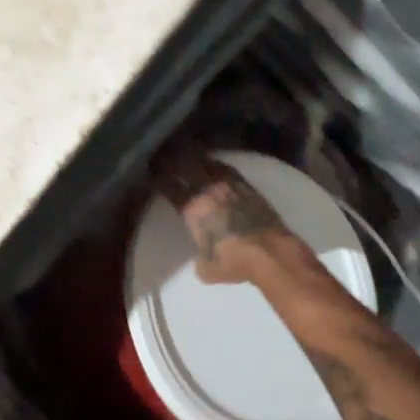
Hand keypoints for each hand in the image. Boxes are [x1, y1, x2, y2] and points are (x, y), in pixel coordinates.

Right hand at [148, 138, 292, 284]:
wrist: (270, 252)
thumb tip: (202, 257)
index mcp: (192, 209)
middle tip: (163, 152)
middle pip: (185, 166)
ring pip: (206, 162)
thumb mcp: (207, 268)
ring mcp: (228, 185)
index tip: (149, 172)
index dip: (157, 178)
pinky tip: (214, 163)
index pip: (169, 187)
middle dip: (171, 158)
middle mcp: (207, 191)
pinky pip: (227, 168)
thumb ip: (199, 258)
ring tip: (186, 150)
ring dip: (194, 156)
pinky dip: (216, 163)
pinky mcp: (247, 186)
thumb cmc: (235, 262)